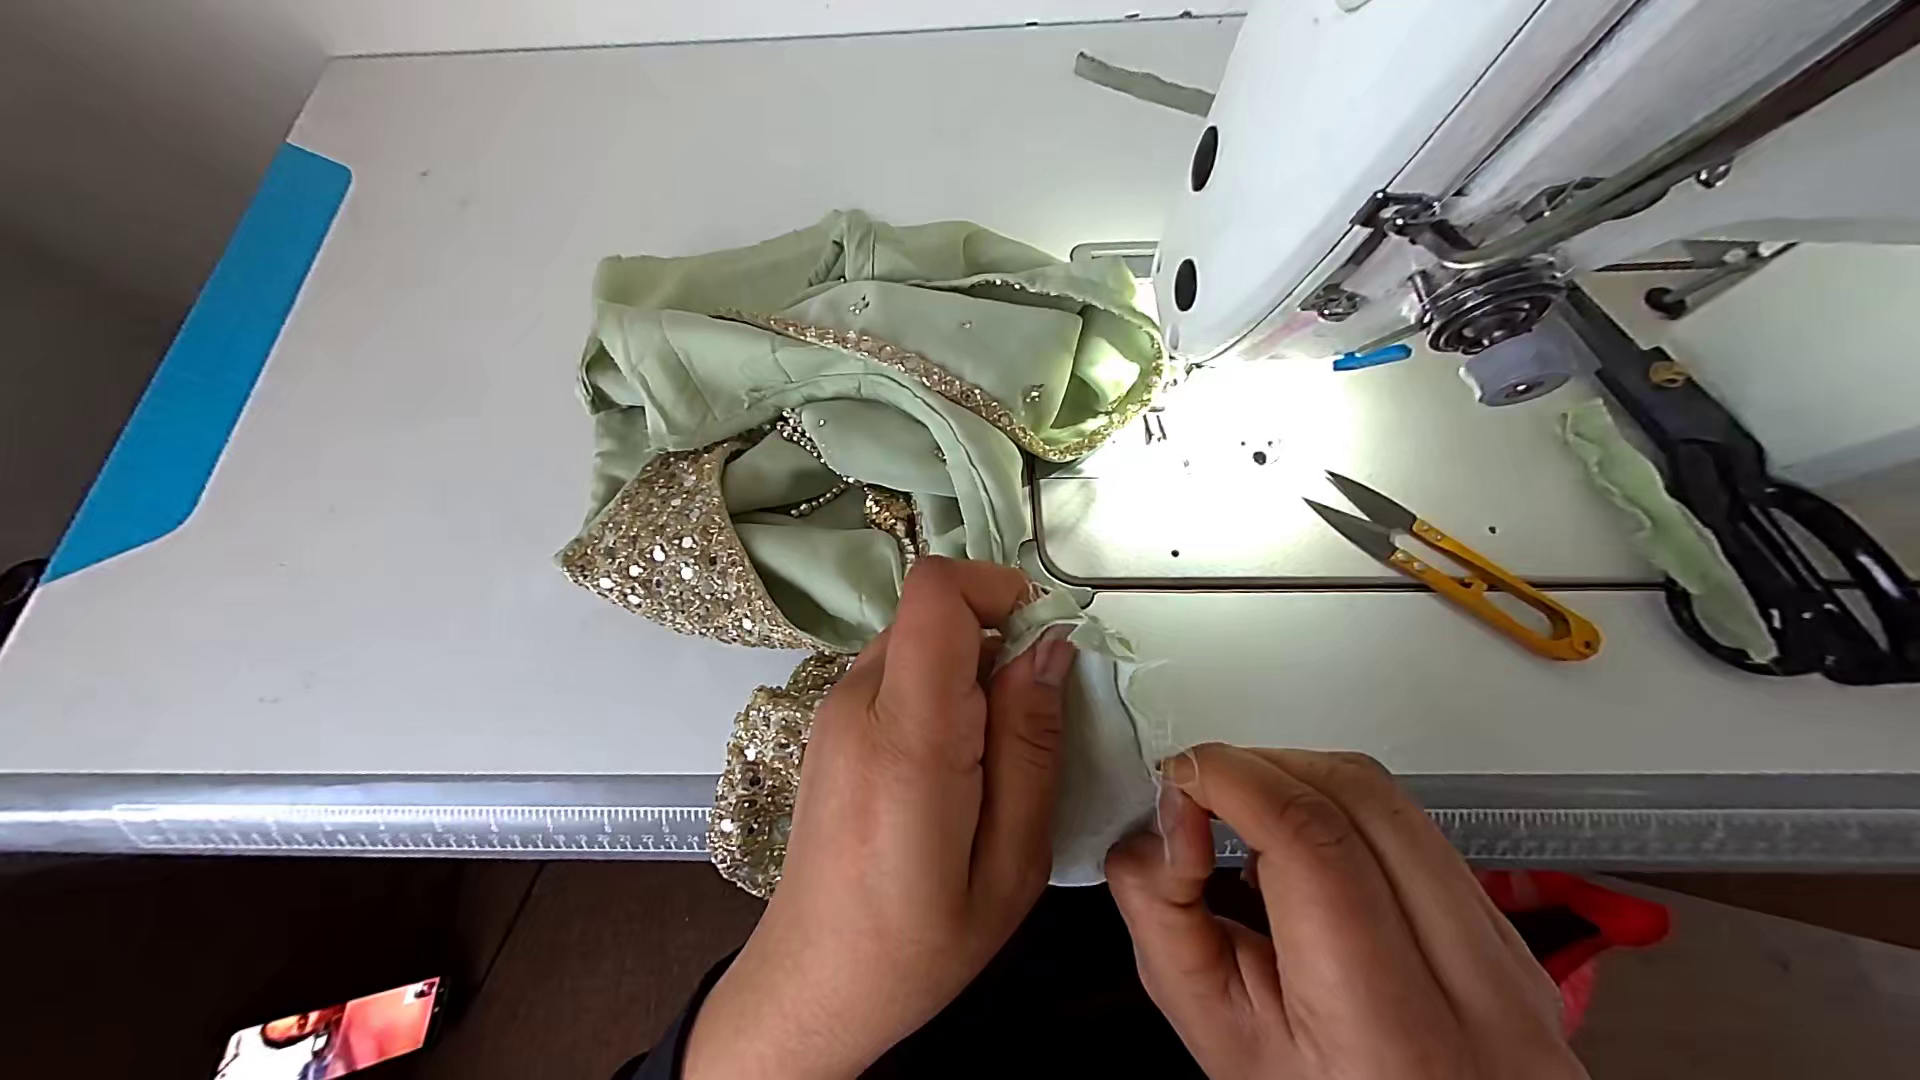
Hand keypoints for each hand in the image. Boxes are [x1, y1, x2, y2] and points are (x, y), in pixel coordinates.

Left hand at [684, 557, 1077, 1078]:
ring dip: (972, 666)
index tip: (1045, 637)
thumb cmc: (919, 941)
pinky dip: (942, 684)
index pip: (937, 593)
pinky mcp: (833, 718)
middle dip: (997, 637)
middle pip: (934, 610)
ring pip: (920, 635)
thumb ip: (1032, 742)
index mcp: (906, 734)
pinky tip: (954, 757)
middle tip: (1031, 716)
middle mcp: (858, 700)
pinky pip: (901, 666)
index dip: (999, 588)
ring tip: (992, 750)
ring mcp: (836, 705)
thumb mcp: (1011, 859)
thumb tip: (1049, 647)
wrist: (813, 978)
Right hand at [1107, 746, 1587, 1079]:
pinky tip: (1295, 836)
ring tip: (1243, 807)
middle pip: (1359, 798)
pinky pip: (1407, 820)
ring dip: (1292, 772)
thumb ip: (1160, 907)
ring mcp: (1507, 958)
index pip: (1315, 844)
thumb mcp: (1203, 1020)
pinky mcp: (1504, 931)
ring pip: (1386, 795)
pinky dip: (1330, 799)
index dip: (1231, 780)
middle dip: (1256, 765)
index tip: (1178, 779)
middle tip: (1201, 788)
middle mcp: (1481, 998)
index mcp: (1391, 1039)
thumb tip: (1171, 810)